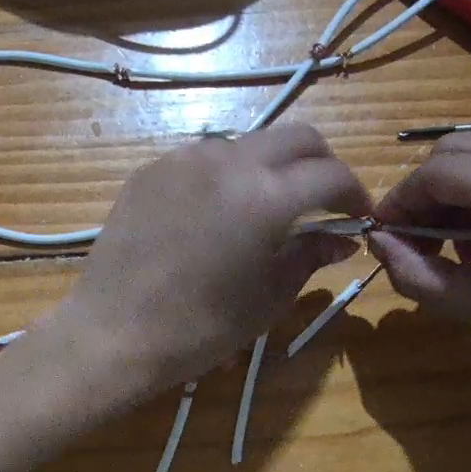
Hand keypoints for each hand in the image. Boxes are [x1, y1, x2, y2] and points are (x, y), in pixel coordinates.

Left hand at [50, 124, 369, 398]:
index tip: (357, 217)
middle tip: (324, 203)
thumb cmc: (199, 329)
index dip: (355, 194)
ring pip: (248, 142)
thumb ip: (310, 256)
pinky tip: (218, 212)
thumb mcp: (267, 298)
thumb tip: (343, 239)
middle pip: (296, 137)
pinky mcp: (151, 170)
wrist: (113, 333)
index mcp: (266, 196)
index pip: (331, 174)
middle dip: (321, 165)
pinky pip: (204, 157)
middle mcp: (228, 161)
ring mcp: (183, 159)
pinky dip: (227, 174)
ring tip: (269, 207)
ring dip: (272, 165)